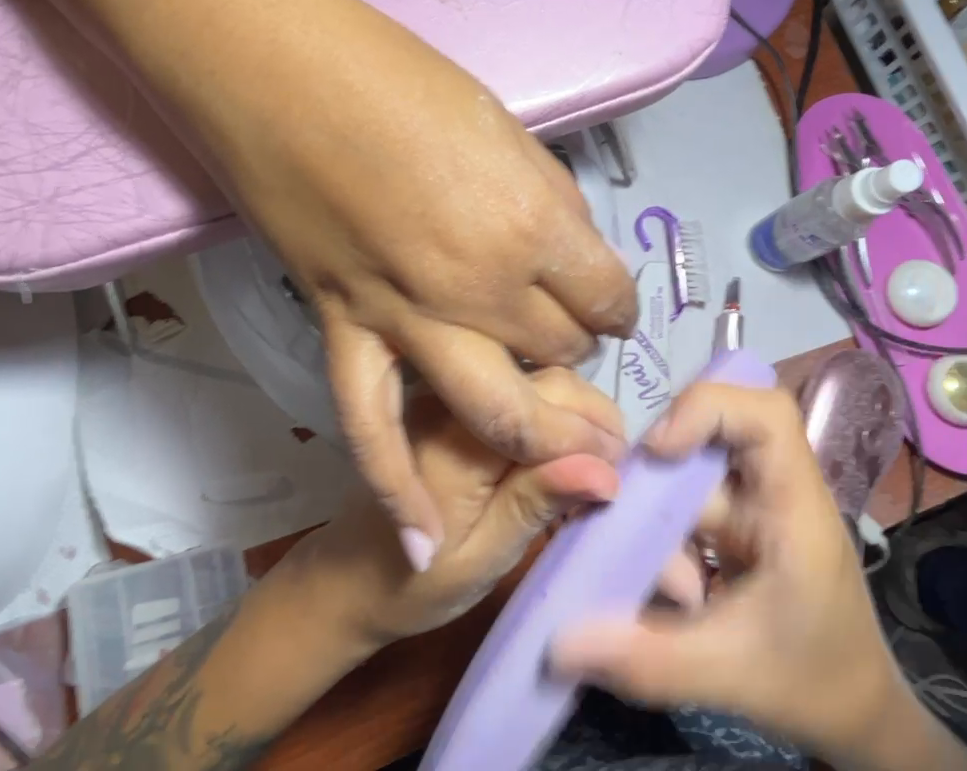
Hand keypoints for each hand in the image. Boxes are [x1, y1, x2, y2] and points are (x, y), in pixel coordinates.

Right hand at [206, 0, 636, 572]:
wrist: (277, 71)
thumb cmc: (397, 75)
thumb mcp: (502, 126)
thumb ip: (543, 202)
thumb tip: (564, 251)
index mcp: (533, 223)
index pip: (608, 297)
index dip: (614, 300)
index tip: (602, 296)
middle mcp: (482, 287)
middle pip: (560, 352)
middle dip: (578, 348)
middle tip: (569, 333)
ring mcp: (409, 319)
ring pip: (495, 406)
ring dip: (534, 420)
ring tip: (550, 427)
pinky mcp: (345, 329)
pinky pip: (372, 425)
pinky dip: (398, 485)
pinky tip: (422, 539)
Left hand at [289, 368, 622, 646]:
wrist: (346, 582)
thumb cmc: (412, 587)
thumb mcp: (480, 559)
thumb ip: (535, 505)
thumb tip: (606, 471)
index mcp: (458, 435)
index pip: (554, 403)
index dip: (600, 437)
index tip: (620, 485)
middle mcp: (454, 396)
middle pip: (551, 380)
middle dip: (595, 423)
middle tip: (612, 480)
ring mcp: (451, 394)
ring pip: (539, 380)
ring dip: (578, 419)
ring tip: (592, 472)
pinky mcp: (453, 403)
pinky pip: (518, 391)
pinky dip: (552, 418)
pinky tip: (561, 458)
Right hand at [549, 383, 955, 767]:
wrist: (856, 715)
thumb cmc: (817, 682)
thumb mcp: (733, 673)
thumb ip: (648, 659)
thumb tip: (561, 644)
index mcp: (793, 504)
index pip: (763, 415)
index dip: (706, 409)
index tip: (657, 449)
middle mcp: (769, 494)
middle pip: (703, 446)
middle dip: (653, 485)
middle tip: (612, 525)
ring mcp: (748, 514)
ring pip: (682, 489)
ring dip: (653, 532)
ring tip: (652, 589)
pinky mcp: (731, 537)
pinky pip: (679, 522)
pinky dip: (656, 549)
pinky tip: (651, 593)